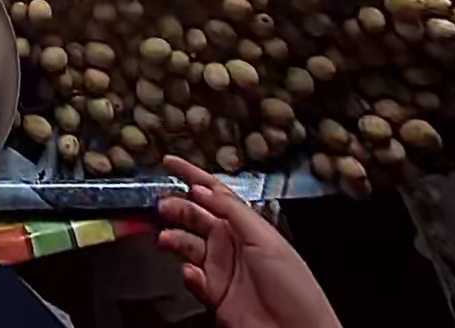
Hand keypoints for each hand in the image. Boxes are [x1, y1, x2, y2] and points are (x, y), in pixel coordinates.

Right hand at [155, 156, 340, 327]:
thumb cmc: (294, 288)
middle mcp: (228, 241)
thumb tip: (199, 188)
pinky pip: (190, 275)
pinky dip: (186, 272)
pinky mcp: (214, 292)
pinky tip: (192, 273)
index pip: (211, 192)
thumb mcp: (266, 239)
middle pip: (192, 214)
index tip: (168, 162)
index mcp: (242, 225)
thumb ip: (231, 209)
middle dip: (174, 206)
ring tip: (165, 238)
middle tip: (160, 206)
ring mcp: (220, 266)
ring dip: (172, 237)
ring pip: (185, 241)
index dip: (189, 174)